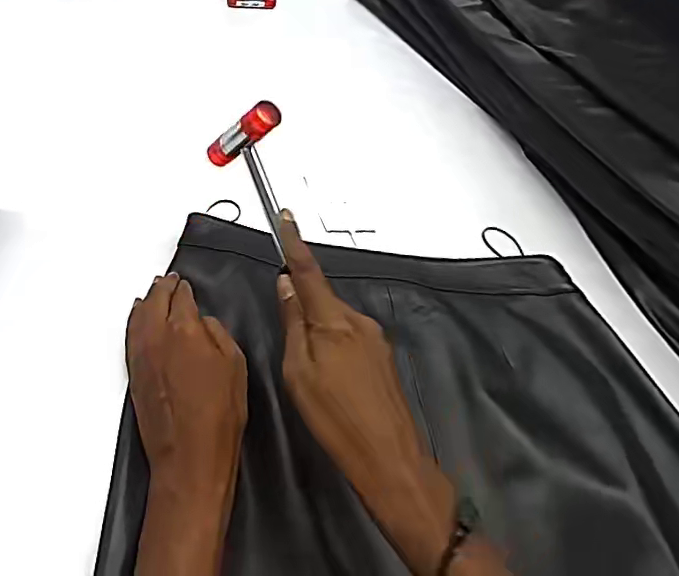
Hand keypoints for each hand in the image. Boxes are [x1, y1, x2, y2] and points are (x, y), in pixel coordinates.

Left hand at [128, 273, 246, 575]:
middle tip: (169, 280)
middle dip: (164, 287)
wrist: (189, 459)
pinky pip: (131, 334)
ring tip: (153, 293)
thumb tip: (205, 323)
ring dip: (148, 300)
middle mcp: (157, 336)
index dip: (185, 288)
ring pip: (139, 314)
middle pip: (156, 299)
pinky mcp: (134, 373)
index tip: (186, 285)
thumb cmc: (216, 418)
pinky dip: (135, 320)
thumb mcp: (235, 366)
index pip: (181, 296)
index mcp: (184, 329)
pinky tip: (138, 318)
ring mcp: (142, 354)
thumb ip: (218, 333)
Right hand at [275, 211, 458, 573]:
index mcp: (333, 320)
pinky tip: (332, 380)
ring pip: (335, 319)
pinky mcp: (382, 356)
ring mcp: (375, 338)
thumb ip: (292, 323)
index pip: (308, 270)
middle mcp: (358, 321)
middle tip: (290, 344)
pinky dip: (334, 346)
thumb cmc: (337, 420)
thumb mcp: (298, 372)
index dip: (294, 242)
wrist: (392, 462)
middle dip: (302, 305)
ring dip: (319, 332)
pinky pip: (350, 336)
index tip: (286, 216)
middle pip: (321, 297)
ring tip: (313, 376)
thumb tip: (286, 285)